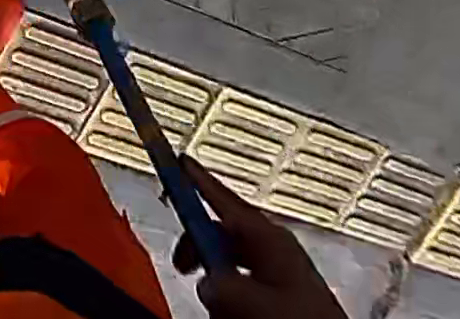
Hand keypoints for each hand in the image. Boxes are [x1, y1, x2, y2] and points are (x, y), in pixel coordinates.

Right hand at [173, 156, 347, 318]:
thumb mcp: (254, 301)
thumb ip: (221, 284)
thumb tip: (205, 282)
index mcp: (267, 235)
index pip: (221, 195)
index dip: (195, 176)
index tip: (177, 158)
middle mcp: (272, 247)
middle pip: (218, 232)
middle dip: (199, 250)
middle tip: (183, 267)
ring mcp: (278, 272)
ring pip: (228, 264)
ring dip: (218, 284)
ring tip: (224, 310)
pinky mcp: (282, 297)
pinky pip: (242, 285)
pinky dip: (233, 298)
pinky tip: (236, 315)